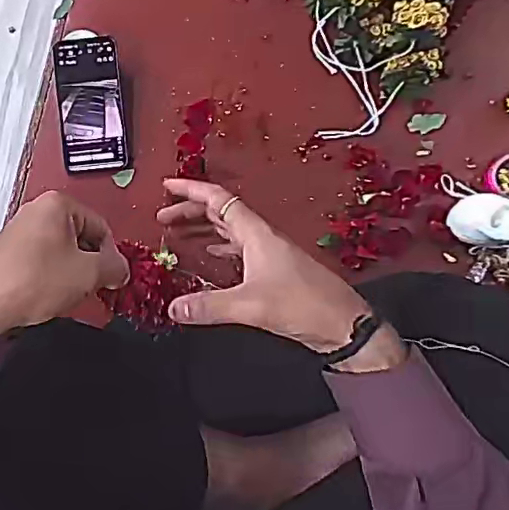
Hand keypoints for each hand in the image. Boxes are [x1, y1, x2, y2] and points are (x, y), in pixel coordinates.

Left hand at [0, 191, 130, 335]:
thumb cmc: (31, 283)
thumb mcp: (88, 274)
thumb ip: (114, 267)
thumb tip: (119, 269)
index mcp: (56, 204)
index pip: (100, 227)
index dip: (109, 255)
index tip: (109, 276)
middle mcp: (33, 212)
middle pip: (77, 238)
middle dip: (85, 264)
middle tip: (87, 286)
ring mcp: (14, 232)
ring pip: (54, 252)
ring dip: (62, 273)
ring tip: (58, 293)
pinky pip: (21, 260)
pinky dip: (28, 272)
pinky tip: (27, 283)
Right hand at [156, 179, 406, 371]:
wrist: (344, 323)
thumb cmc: (304, 305)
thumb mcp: (251, 306)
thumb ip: (209, 306)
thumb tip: (174, 308)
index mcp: (256, 234)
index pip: (218, 199)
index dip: (191, 190)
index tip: (167, 186)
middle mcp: (261, 237)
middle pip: (220, 212)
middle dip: (190, 210)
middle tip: (163, 216)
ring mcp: (269, 252)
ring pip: (229, 229)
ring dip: (203, 227)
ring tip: (178, 232)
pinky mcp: (274, 269)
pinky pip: (238, 247)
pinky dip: (219, 245)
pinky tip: (210, 254)